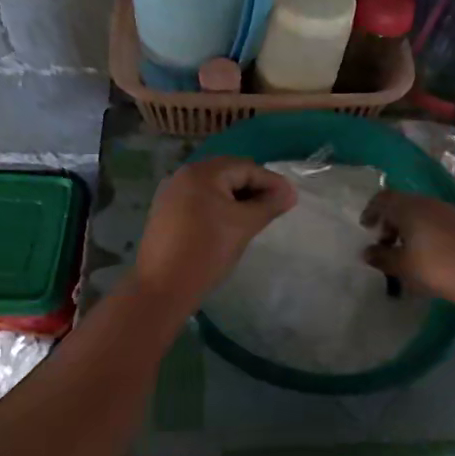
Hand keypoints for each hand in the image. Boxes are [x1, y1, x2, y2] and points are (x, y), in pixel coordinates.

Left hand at [131, 157, 295, 305]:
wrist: (162, 287)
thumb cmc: (206, 252)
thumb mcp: (243, 226)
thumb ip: (268, 205)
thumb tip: (290, 192)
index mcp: (201, 173)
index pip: (245, 168)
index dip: (271, 182)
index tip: (291, 199)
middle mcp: (182, 176)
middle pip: (227, 174)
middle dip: (253, 188)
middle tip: (275, 207)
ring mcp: (170, 194)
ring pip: (212, 189)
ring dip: (236, 199)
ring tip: (255, 217)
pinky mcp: (165, 213)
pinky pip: (198, 201)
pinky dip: (218, 208)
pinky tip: (229, 225)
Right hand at [361, 190, 454, 312]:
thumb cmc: (435, 268)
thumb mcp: (401, 267)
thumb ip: (381, 257)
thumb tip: (367, 252)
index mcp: (409, 208)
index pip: (383, 198)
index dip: (371, 211)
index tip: (367, 228)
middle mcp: (429, 203)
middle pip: (403, 204)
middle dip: (391, 222)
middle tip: (386, 243)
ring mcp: (451, 212)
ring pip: (423, 213)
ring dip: (410, 228)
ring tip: (408, 251)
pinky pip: (439, 222)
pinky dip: (428, 232)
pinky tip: (431, 254)